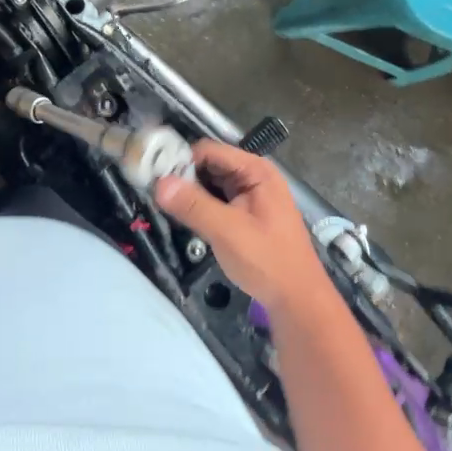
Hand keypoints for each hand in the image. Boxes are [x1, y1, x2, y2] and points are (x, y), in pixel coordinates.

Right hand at [153, 141, 333, 313]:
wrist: (297, 300)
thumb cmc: (267, 261)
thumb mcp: (226, 231)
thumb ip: (193, 205)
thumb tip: (158, 182)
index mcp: (256, 171)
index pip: (209, 150)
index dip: (181, 160)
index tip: (154, 176)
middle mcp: (253, 177)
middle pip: (209, 165)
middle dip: (183, 177)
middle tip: (156, 194)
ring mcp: (250, 195)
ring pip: (210, 183)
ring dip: (190, 193)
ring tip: (165, 206)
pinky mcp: (245, 214)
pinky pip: (216, 200)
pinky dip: (200, 206)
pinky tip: (185, 218)